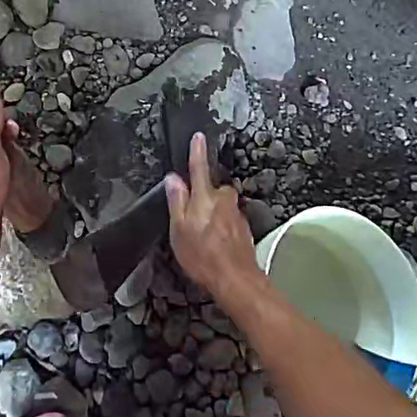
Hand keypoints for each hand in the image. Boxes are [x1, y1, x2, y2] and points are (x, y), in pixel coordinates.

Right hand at [165, 131, 264, 303]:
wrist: (236, 279)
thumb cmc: (204, 257)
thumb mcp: (179, 230)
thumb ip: (177, 201)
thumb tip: (173, 179)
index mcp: (205, 197)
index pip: (198, 167)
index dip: (197, 151)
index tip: (198, 137)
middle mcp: (224, 200)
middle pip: (211, 189)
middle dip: (203, 198)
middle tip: (191, 221)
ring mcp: (236, 213)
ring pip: (221, 206)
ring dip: (212, 215)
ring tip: (202, 239)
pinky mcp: (243, 227)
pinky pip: (228, 219)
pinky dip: (221, 227)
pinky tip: (214, 245)